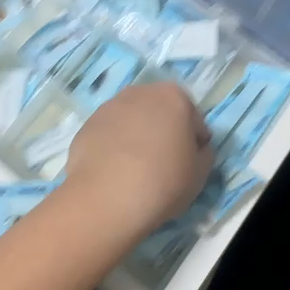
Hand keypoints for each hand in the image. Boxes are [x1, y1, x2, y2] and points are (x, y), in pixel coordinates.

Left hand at [62, 83, 212, 238]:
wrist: (107, 197)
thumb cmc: (164, 180)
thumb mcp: (200, 174)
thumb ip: (203, 154)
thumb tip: (196, 149)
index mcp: (174, 97)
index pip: (193, 119)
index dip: (194, 142)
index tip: (190, 163)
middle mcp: (140, 92)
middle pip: (159, 112)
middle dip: (163, 132)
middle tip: (163, 164)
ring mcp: (109, 107)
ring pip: (131, 121)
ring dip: (136, 137)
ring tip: (135, 170)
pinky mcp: (86, 125)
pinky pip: (108, 135)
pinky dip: (113, 147)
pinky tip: (114, 173)